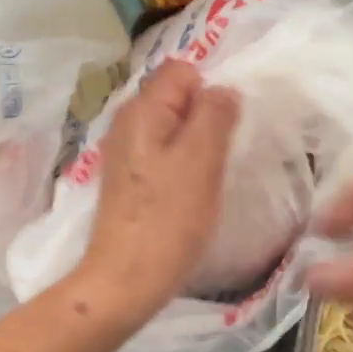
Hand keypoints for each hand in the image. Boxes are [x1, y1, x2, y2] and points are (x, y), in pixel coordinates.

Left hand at [78, 58, 241, 313]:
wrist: (125, 281)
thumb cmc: (168, 221)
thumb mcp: (201, 160)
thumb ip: (215, 114)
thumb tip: (223, 90)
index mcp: (141, 109)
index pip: (183, 70)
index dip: (211, 90)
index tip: (228, 128)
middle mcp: (126, 124)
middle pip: (176, 99)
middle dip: (205, 119)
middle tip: (221, 155)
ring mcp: (124, 156)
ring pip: (171, 131)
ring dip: (195, 147)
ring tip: (208, 178)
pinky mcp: (128, 185)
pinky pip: (162, 159)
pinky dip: (181, 169)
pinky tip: (189, 196)